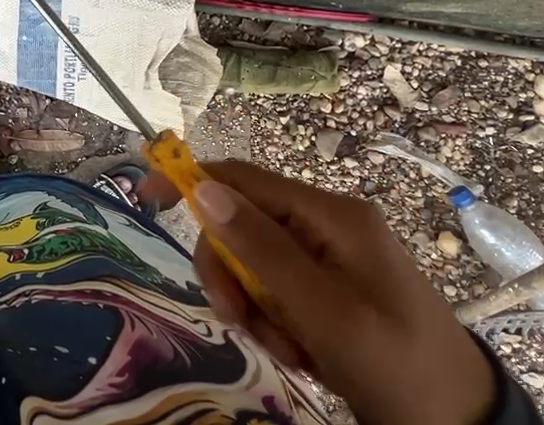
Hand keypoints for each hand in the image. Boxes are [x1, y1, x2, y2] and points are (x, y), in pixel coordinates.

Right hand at [150, 162, 496, 424]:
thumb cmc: (396, 364)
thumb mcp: (324, 311)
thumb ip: (261, 247)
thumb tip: (202, 187)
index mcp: (332, 216)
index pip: (242, 178)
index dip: (191, 182)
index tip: (146, 199)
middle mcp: (327, 226)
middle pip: (241, 225)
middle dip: (231, 273)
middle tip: (236, 319)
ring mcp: (329, 257)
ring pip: (253, 263)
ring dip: (255, 307)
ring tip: (287, 348)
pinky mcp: (330, 288)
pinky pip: (275, 290)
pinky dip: (275, 321)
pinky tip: (302, 352)